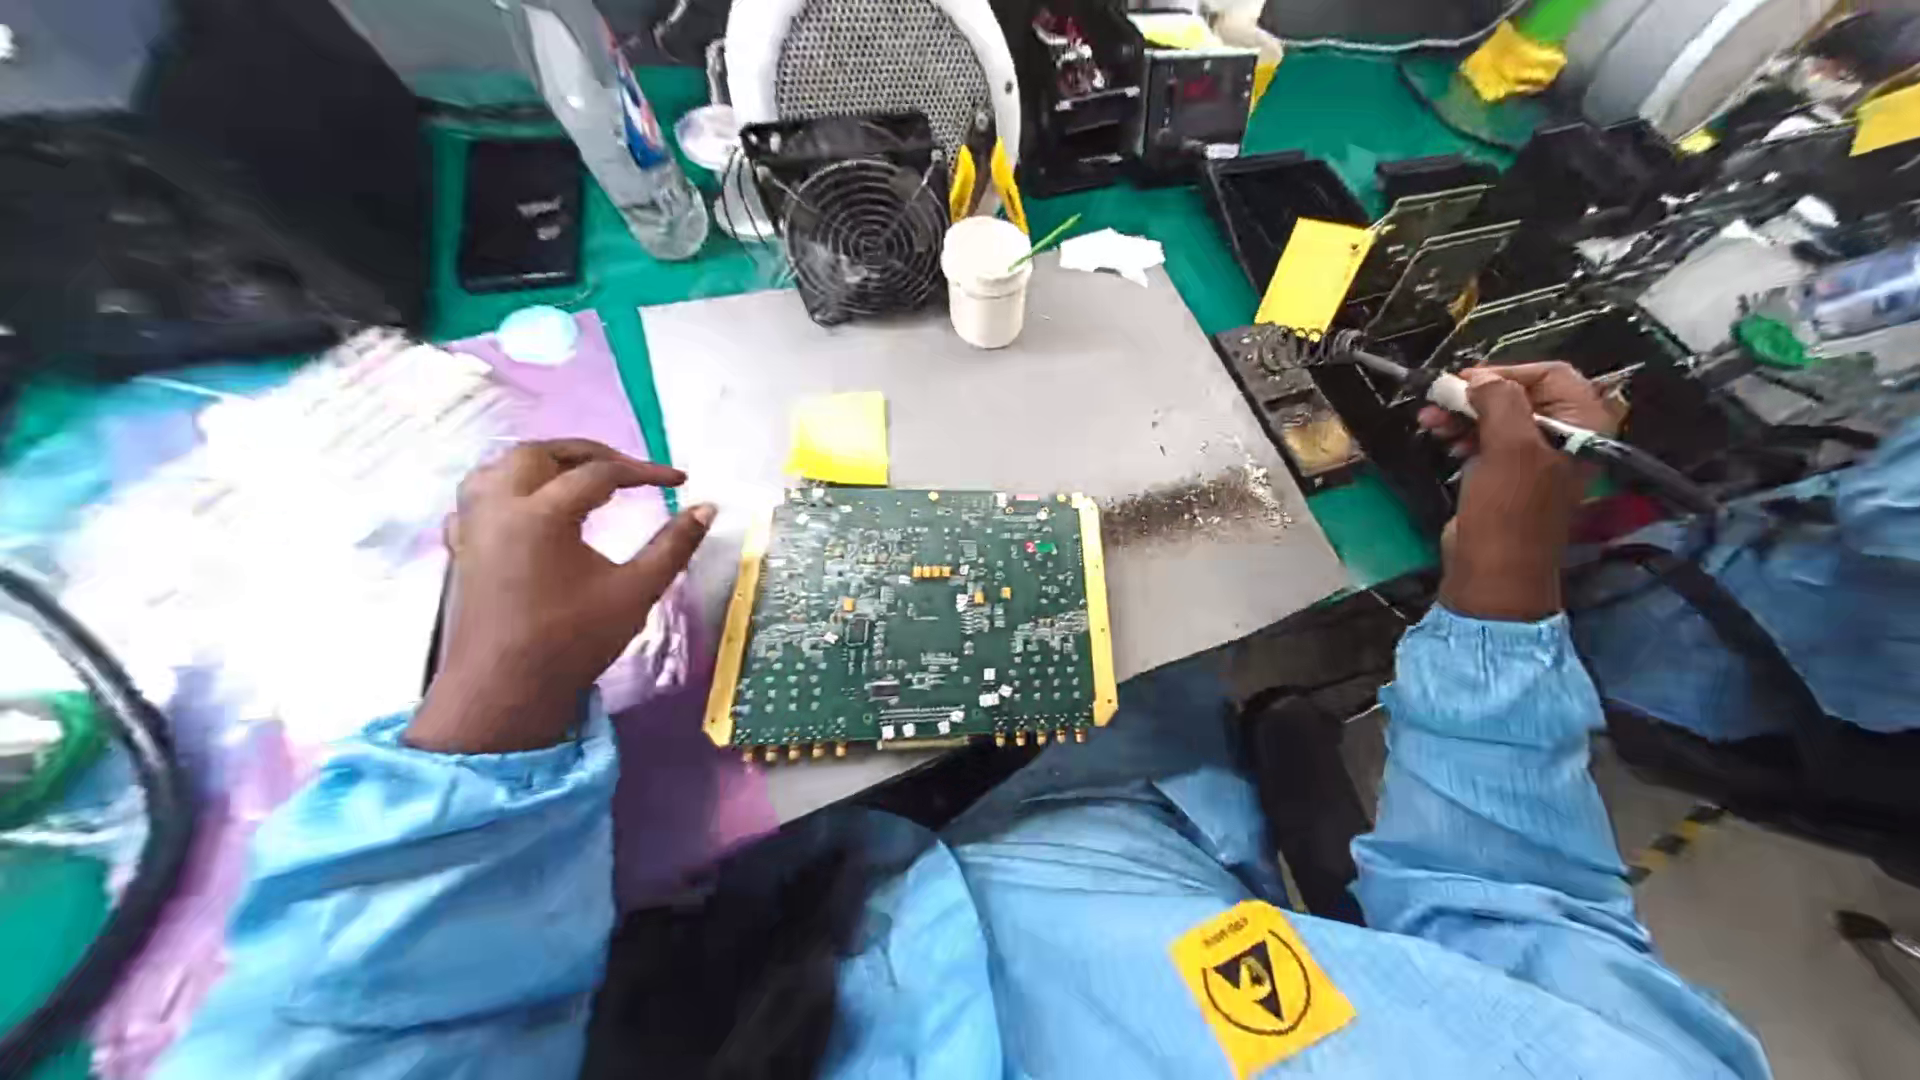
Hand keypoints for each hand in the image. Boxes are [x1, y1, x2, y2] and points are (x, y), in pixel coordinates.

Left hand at [407, 439, 714, 753]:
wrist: (505, 691)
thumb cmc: (574, 640)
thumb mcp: (637, 590)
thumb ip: (674, 544)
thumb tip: (708, 508)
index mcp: (543, 513)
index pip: (601, 472)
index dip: (646, 471)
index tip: (680, 480)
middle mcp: (500, 506)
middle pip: (542, 453)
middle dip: (590, 453)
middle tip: (629, 469)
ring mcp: (473, 526)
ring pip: (500, 466)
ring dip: (544, 461)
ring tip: (579, 475)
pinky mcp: (462, 547)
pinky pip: (477, 496)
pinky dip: (507, 486)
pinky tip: (526, 504)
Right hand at [1415, 363, 1616, 621]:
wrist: (1492, 566)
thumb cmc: (1508, 508)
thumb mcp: (1509, 449)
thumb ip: (1501, 403)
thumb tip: (1480, 378)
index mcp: (1583, 424)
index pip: (1550, 375)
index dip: (1504, 373)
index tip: (1461, 383)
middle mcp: (1564, 435)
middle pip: (1518, 395)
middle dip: (1475, 396)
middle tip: (1436, 402)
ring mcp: (1534, 457)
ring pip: (1496, 417)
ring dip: (1461, 415)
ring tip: (1429, 422)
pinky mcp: (1506, 475)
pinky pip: (1485, 441)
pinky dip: (1462, 435)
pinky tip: (1443, 441)